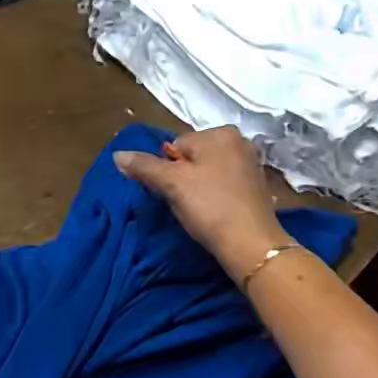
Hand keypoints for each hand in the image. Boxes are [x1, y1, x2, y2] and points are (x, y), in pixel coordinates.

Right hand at [114, 127, 293, 282]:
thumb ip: (144, 166)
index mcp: (221, 132)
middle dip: (186, 178)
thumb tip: (118, 155)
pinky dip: (218, 196)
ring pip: (210, 172)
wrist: (251, 244)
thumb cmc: (210, 207)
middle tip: (188, 203)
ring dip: (201, 188)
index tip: (175, 192)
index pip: (177, 145)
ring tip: (203, 211)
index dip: (169, 170)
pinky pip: (226, 185)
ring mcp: (252, 164)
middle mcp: (240, 141)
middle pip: (194, 157)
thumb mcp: (172, 184)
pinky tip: (218, 213)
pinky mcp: (259, 187)